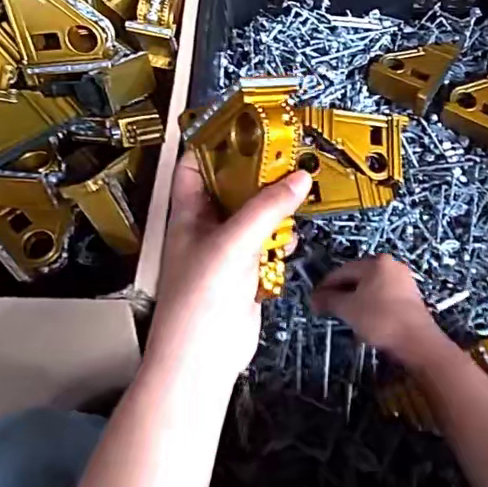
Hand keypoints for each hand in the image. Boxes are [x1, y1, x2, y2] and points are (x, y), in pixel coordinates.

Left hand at [150, 152, 311, 382]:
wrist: (202, 358)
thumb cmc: (199, 299)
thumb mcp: (234, 242)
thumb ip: (267, 208)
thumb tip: (298, 178)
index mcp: (189, 212)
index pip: (195, 164)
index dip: (216, 144)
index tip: (248, 128)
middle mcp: (206, 227)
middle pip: (233, 187)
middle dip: (259, 175)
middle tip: (287, 158)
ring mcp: (227, 250)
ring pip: (255, 216)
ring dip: (275, 209)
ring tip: (295, 197)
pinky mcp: (246, 272)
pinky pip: (267, 245)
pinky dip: (280, 241)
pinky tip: (288, 242)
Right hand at [312, 255, 451, 369]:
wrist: (417, 341)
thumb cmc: (380, 319)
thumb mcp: (349, 309)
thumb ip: (329, 300)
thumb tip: (314, 298)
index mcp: (376, 262)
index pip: (343, 271)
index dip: (326, 286)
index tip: (314, 300)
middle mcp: (391, 265)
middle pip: (358, 278)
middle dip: (341, 293)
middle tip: (327, 309)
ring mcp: (403, 280)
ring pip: (371, 288)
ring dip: (355, 301)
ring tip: (345, 317)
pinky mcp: (411, 297)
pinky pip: (383, 297)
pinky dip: (371, 306)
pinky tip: (365, 321)